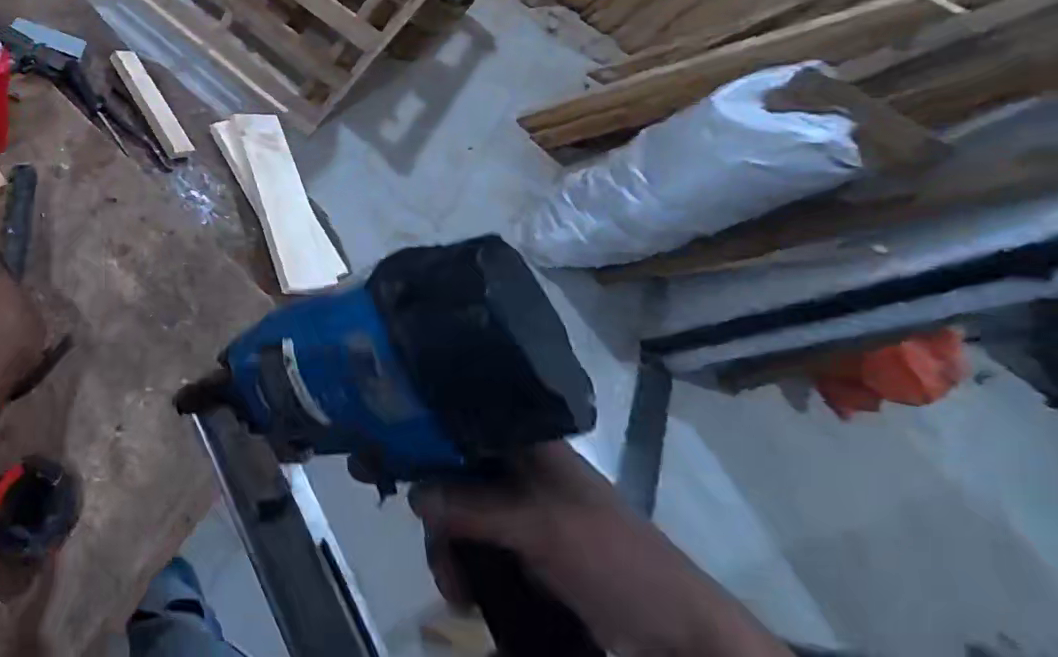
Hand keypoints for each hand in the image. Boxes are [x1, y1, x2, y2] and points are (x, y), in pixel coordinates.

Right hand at [410, 443, 790, 656]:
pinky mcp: (526, 555)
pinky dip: (463, 571)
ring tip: (457, 593)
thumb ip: (476, 508)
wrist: (681, 640)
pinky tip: (467, 599)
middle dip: (433, 514)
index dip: (419, 433)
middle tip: (433, 556)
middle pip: (451, 474)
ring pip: (458, 516)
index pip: (462, 423)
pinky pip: (475, 550)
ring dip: (447, 552)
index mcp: (528, 447)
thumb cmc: (618, 563)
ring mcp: (522, 514)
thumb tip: (413, 493)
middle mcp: (520, 472)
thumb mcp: (544, 530)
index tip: (376, 454)